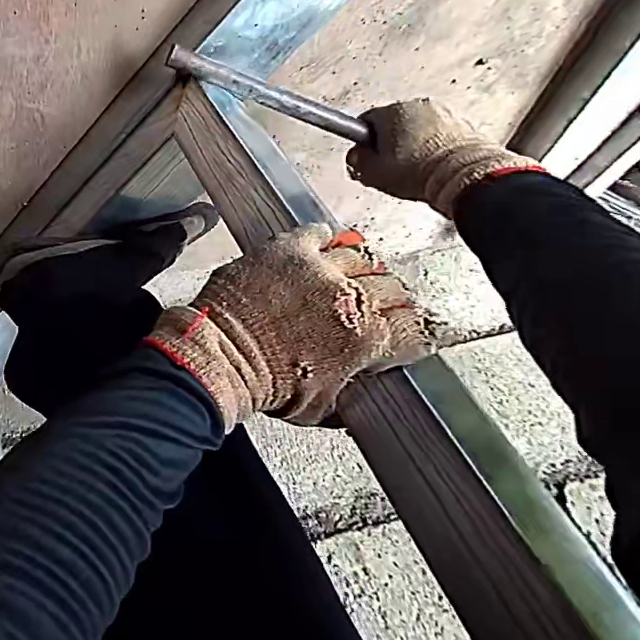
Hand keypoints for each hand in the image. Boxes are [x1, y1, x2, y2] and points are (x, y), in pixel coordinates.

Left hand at [144, 226, 430, 428]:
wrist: (222, 356)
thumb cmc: (264, 385)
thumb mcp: (323, 407)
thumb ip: (350, 387)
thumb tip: (359, 381)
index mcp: (367, 340)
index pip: (415, 328)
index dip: (418, 327)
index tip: (415, 325)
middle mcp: (350, 298)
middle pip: (392, 287)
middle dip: (391, 297)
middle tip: (380, 302)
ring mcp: (318, 269)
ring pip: (359, 256)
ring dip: (358, 267)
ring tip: (349, 275)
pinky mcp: (286, 250)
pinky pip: (317, 232)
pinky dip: (323, 238)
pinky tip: (322, 245)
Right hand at [346, 99, 538, 216]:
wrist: (464, 177)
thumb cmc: (420, 171)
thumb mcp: (372, 172)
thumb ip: (357, 160)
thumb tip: (356, 155)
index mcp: (391, 111)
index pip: (366, 121)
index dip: (364, 142)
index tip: (366, 156)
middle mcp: (418, 106)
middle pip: (394, 123)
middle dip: (391, 142)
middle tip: (391, 166)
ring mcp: (444, 115)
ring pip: (420, 129)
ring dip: (415, 144)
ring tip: (415, 169)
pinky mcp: (465, 126)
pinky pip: (442, 136)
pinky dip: (437, 148)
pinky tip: (433, 167)